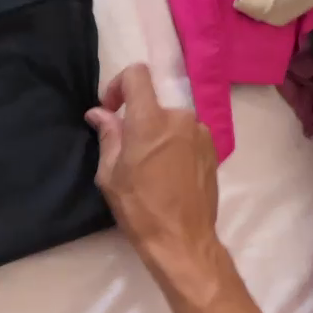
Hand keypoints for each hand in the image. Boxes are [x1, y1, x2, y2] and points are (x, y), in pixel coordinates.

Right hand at [83, 64, 224, 284]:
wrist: (181, 238)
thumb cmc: (139, 208)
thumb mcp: (111, 175)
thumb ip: (108, 136)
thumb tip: (99, 113)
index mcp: (150, 121)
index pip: (137, 74)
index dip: (118, 85)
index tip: (111, 110)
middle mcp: (179, 117)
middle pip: (153, 104)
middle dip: (137, 122)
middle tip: (126, 155)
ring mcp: (200, 132)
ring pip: (170, 122)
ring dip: (156, 136)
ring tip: (149, 170)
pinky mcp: (212, 148)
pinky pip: (186, 136)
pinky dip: (173, 147)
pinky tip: (167, 176)